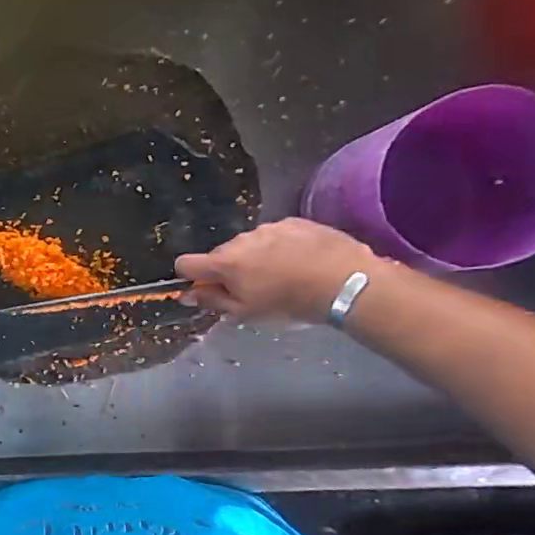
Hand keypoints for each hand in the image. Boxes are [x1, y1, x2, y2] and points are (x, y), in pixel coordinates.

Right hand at [175, 218, 381, 322]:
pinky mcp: (295, 222)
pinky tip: (300, 260)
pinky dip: (280, 247)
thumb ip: (212, 301)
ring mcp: (268, 228)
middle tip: (253, 287)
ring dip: (255, 257)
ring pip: (248, 244)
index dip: (191, 277)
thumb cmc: (290, 303)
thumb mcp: (246, 312)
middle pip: (220, 255)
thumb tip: (187, 294)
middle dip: (229, 269)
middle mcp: (240, 240)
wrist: (348, 282)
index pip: (186, 263)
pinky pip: (275, 235)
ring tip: (282, 273)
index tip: (208, 289)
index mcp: (224, 263)